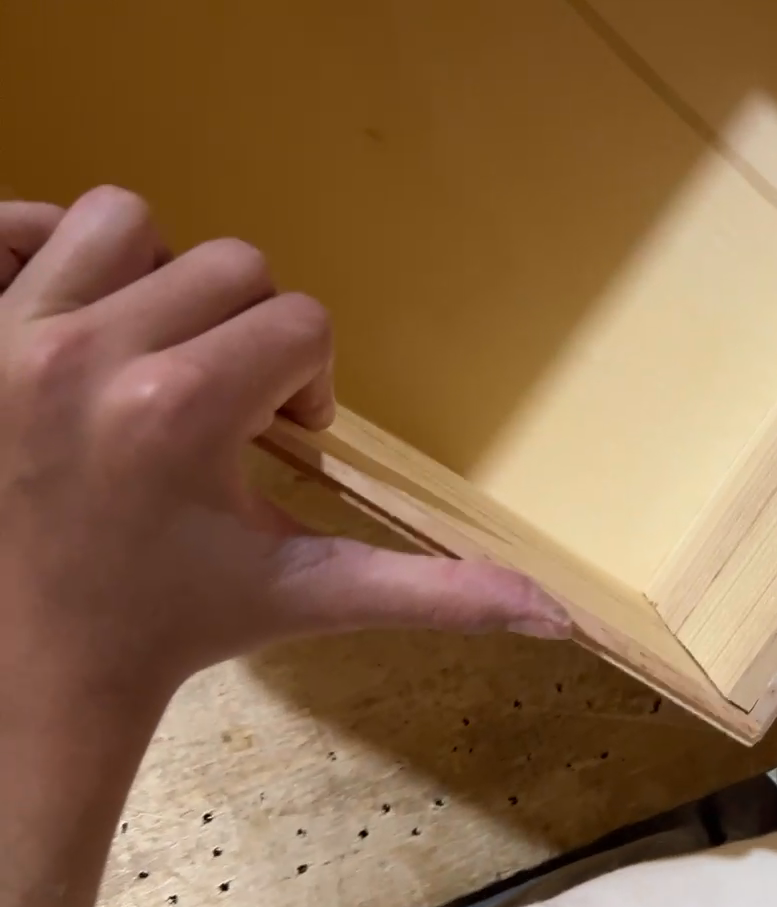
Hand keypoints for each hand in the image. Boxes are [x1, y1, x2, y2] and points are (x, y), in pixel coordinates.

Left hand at [0, 188, 570, 722]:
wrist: (19, 657)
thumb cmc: (178, 617)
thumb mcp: (324, 595)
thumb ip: (445, 596)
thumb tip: (562, 619)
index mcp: (179, 410)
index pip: (301, 320)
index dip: (310, 381)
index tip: (277, 440)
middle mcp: (77, 350)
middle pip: (232, 267)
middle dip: (255, 335)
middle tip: (227, 409)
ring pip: (127, 223)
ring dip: (169, 288)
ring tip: (158, 362)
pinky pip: (12, 220)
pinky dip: (56, 252)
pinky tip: (79, 324)